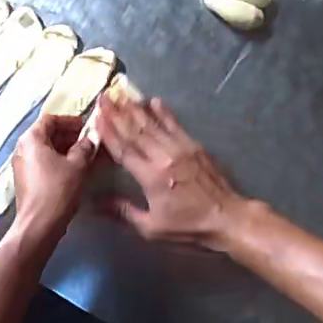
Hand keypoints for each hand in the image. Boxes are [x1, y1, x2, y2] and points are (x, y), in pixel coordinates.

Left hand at [9, 112, 97, 240]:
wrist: (39, 223)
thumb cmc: (58, 189)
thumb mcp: (77, 165)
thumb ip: (84, 147)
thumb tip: (88, 141)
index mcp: (31, 139)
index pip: (50, 119)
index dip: (69, 121)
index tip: (85, 126)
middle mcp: (22, 148)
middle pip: (46, 133)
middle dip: (68, 135)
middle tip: (87, 141)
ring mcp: (21, 164)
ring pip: (45, 149)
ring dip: (64, 149)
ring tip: (84, 155)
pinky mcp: (25, 179)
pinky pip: (42, 162)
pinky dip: (57, 161)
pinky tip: (73, 169)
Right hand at [95, 97, 255, 251]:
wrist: (226, 216)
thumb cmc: (188, 226)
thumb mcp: (152, 227)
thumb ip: (124, 212)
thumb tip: (95, 204)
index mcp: (151, 177)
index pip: (124, 150)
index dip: (109, 133)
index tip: (97, 118)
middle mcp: (163, 157)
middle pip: (136, 132)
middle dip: (118, 114)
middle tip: (104, 98)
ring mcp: (180, 148)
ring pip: (153, 125)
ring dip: (135, 109)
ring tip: (121, 95)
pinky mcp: (194, 146)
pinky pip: (175, 125)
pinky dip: (164, 112)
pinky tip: (154, 101)